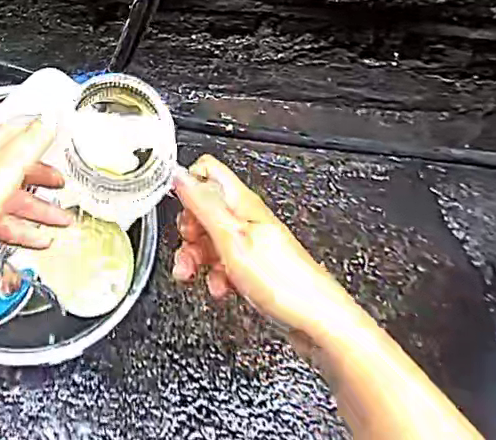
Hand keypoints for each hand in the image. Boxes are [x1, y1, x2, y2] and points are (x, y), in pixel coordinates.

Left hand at [0, 117, 73, 285]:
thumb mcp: (3, 170)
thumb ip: (30, 143)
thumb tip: (50, 115)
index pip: (19, 131)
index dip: (40, 132)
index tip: (58, 133)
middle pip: (18, 168)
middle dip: (43, 176)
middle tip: (62, 182)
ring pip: (14, 199)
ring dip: (40, 210)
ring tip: (61, 220)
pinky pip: (4, 224)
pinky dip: (24, 231)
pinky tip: (37, 240)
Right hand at [171, 153, 359, 338]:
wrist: (316, 322)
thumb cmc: (283, 281)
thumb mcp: (232, 239)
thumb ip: (204, 205)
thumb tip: (179, 174)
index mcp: (241, 201)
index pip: (206, 172)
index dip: (188, 188)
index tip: (182, 216)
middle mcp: (246, 217)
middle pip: (204, 208)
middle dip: (188, 230)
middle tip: (189, 250)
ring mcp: (251, 241)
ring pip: (211, 238)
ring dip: (197, 257)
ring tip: (195, 275)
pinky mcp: (255, 265)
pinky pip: (224, 262)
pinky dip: (216, 275)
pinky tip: (221, 287)